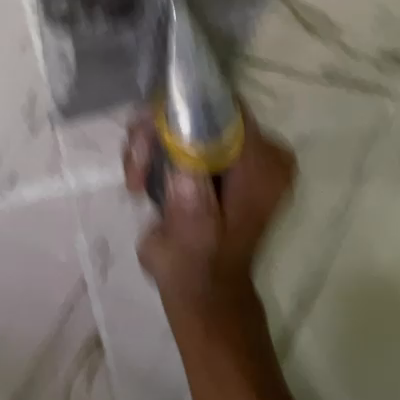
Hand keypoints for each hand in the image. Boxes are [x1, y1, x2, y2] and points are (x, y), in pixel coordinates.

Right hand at [123, 111, 295, 319]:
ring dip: (148, 145)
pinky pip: (172, 133)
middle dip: (158, 132)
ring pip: (177, 118)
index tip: (153, 136)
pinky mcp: (205, 157)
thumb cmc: (201, 263)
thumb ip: (191, 187)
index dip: (186, 112)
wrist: (198, 290)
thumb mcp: (195, 228)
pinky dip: (150, 151)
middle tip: (136, 170)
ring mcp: (228, 152)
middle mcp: (254, 150)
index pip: (227, 110)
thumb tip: (177, 140)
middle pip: (197, 109)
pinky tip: (138, 181)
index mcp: (265, 164)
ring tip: (135, 181)